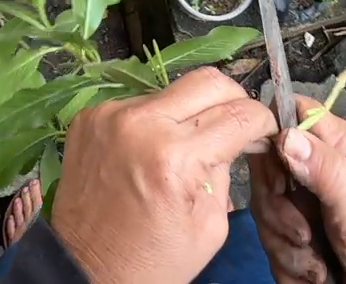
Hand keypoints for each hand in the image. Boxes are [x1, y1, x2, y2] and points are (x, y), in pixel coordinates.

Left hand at [49, 67, 277, 283]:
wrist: (82, 270)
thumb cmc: (151, 261)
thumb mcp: (208, 228)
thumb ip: (225, 173)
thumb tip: (234, 136)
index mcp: (175, 157)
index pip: (238, 115)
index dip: (261, 120)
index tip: (263, 130)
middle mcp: (142, 123)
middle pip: (208, 81)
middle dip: (233, 98)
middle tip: (235, 122)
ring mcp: (112, 113)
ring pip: (172, 90)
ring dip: (188, 112)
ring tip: (184, 143)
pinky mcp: (91, 114)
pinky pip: (139, 103)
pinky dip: (153, 121)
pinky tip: (147, 150)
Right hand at [248, 99, 345, 283]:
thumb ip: (327, 171)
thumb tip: (285, 134)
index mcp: (337, 145)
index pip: (288, 112)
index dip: (273, 139)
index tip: (278, 180)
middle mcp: (316, 165)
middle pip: (267, 165)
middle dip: (278, 209)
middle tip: (304, 236)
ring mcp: (303, 201)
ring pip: (264, 207)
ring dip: (285, 245)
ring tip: (319, 267)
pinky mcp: (294, 233)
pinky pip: (270, 240)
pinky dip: (288, 264)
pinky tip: (316, 276)